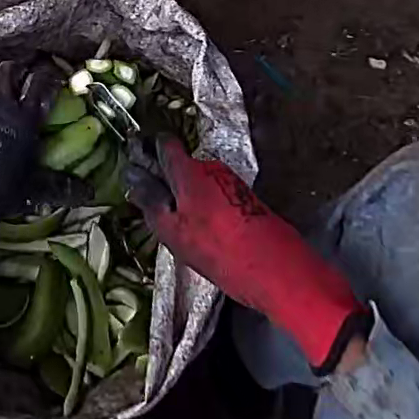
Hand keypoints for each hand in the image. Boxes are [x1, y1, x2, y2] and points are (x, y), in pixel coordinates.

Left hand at [0, 59, 57, 266]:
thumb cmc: (4, 192)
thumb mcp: (39, 188)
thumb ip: (65, 186)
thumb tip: (91, 192)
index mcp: (25, 120)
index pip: (41, 84)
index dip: (49, 74)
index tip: (53, 75)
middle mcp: (1, 107)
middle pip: (8, 71)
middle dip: (17, 67)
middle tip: (22, 71)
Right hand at [125, 135, 369, 372]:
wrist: (285, 276)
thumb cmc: (221, 252)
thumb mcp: (172, 231)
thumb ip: (149, 201)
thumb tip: (133, 179)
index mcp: (188, 171)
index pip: (162, 142)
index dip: (145, 148)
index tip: (135, 163)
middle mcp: (210, 169)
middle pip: (178, 163)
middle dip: (163, 178)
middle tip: (151, 204)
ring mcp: (231, 183)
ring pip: (195, 181)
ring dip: (183, 195)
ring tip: (178, 225)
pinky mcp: (245, 199)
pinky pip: (212, 194)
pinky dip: (202, 206)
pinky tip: (201, 232)